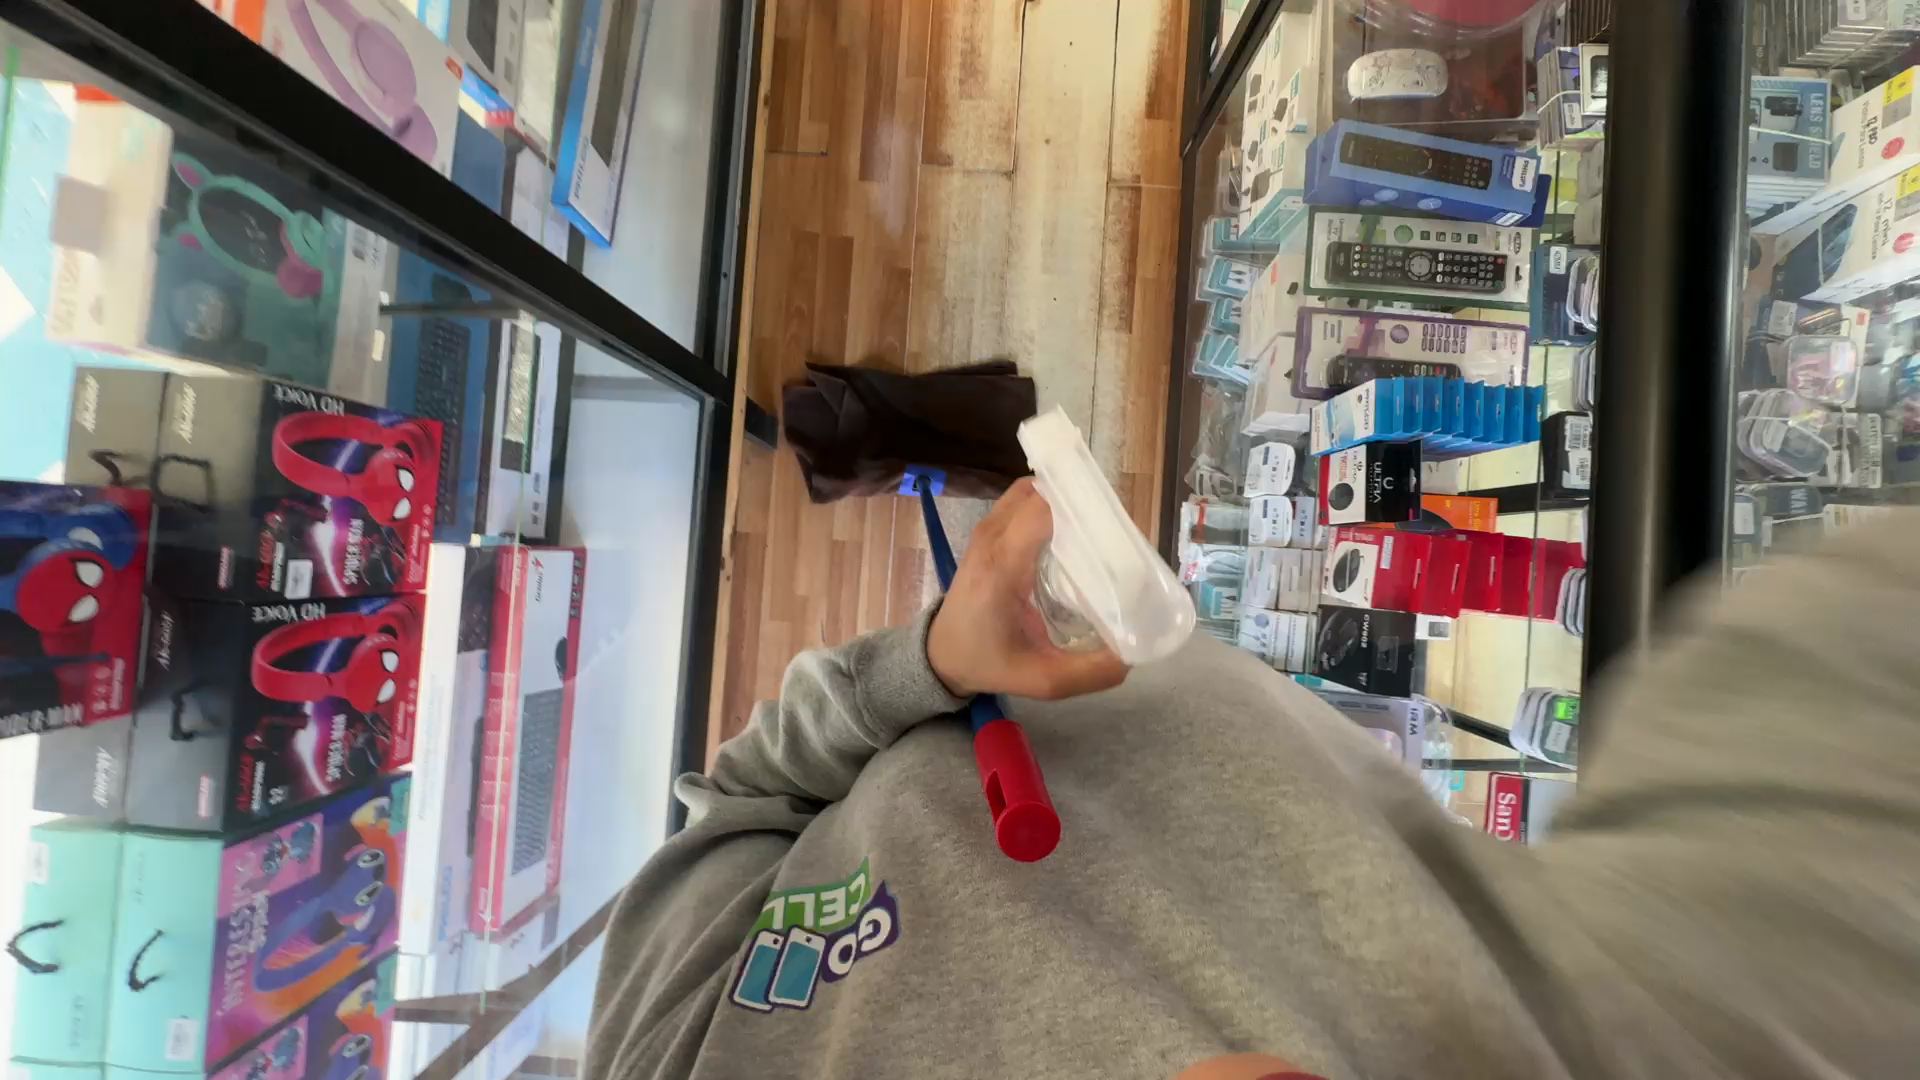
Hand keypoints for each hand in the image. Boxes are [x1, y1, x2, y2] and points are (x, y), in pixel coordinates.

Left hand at [926, 479, 1128, 700]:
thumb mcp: (1040, 679)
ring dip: (1062, 500)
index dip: (1080, 508)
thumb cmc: (987, 661)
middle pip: (1040, 492)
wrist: (941, 655)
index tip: (1114, 528)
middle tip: (1111, 530)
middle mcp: (992, 537)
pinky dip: (1047, 506)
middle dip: (1078, 501)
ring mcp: (986, 530)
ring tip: (1094, 529)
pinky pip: (1022, 502)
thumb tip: (1132, 655)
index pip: (1042, 509)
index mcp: (1001, 565)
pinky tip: (1069, 533)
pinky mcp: (987, 531)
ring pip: (1030, 491)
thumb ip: (1089, 672)